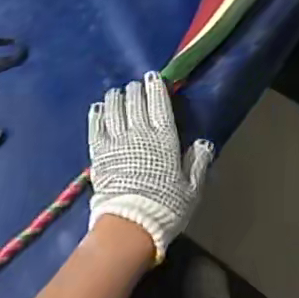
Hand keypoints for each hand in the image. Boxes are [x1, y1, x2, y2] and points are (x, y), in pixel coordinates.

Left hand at [87, 72, 215, 262]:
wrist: (132, 220)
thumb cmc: (166, 205)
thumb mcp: (192, 188)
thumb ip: (197, 163)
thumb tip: (202, 144)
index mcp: (164, 140)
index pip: (159, 106)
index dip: (156, 89)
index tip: (153, 77)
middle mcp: (138, 135)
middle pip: (134, 104)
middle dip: (134, 91)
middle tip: (134, 84)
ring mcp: (115, 142)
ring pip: (114, 111)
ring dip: (115, 98)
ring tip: (116, 92)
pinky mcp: (98, 152)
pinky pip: (96, 127)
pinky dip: (96, 114)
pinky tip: (97, 107)